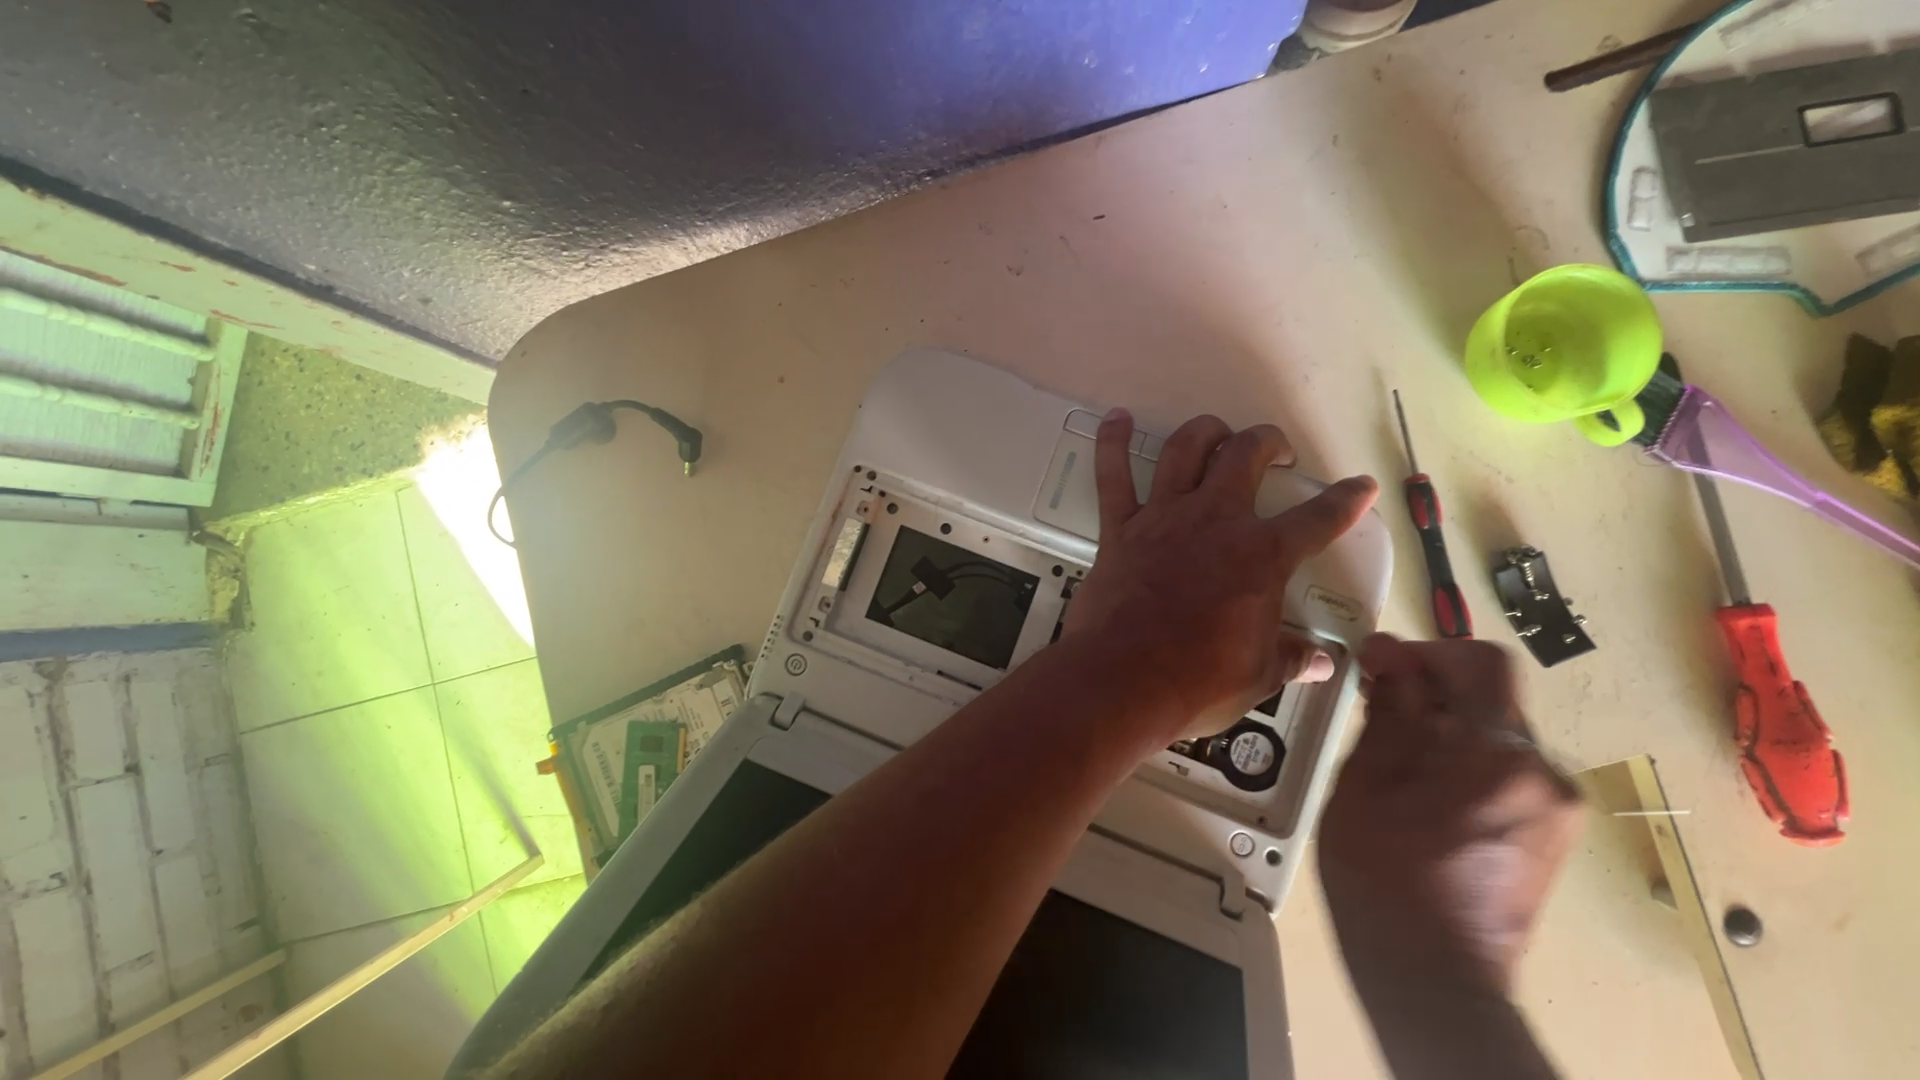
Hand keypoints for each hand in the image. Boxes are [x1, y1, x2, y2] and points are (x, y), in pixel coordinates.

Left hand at [1063, 409, 1378, 742]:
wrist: (1123, 681)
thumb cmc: (1198, 681)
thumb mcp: (1258, 676)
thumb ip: (1292, 659)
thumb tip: (1324, 663)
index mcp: (1262, 556)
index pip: (1318, 518)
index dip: (1346, 500)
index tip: (1360, 486)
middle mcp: (1215, 521)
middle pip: (1246, 456)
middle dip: (1267, 443)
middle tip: (1275, 452)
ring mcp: (1163, 518)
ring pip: (1184, 450)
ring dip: (1204, 433)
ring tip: (1216, 432)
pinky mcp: (1119, 529)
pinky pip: (1112, 477)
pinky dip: (1111, 443)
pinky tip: (1116, 418)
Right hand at [1319, 634, 1583, 993]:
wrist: (1432, 978)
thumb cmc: (1384, 877)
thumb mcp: (1367, 784)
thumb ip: (1390, 714)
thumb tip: (1394, 660)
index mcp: (1500, 755)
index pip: (1481, 662)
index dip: (1426, 652)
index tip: (1380, 666)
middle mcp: (1545, 775)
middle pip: (1490, 702)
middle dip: (1431, 695)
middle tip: (1377, 710)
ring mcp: (1555, 811)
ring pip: (1496, 739)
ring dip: (1446, 731)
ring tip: (1394, 759)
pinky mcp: (1551, 838)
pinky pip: (1507, 775)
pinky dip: (1465, 766)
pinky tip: (1422, 794)